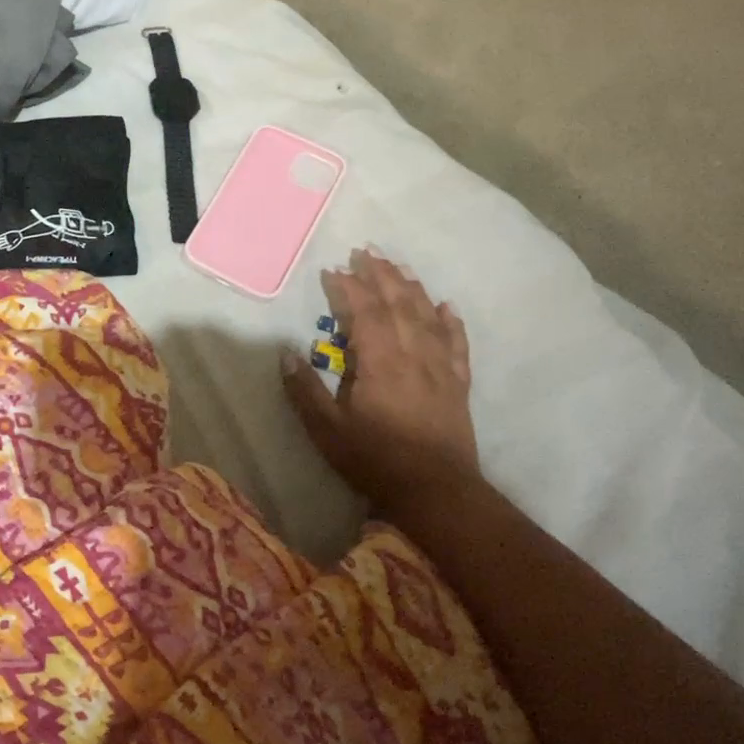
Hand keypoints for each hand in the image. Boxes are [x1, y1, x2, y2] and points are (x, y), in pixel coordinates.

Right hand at [281, 248, 479, 512]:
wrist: (437, 492)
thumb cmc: (375, 459)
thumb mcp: (327, 428)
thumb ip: (305, 389)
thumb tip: (286, 353)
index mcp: (381, 362)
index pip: (364, 313)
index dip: (349, 288)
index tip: (333, 270)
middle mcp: (414, 356)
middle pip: (399, 305)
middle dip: (381, 276)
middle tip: (366, 251)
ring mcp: (441, 369)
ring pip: (428, 317)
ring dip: (412, 288)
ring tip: (398, 266)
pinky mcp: (457, 385)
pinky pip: (457, 345)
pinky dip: (451, 322)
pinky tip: (446, 306)